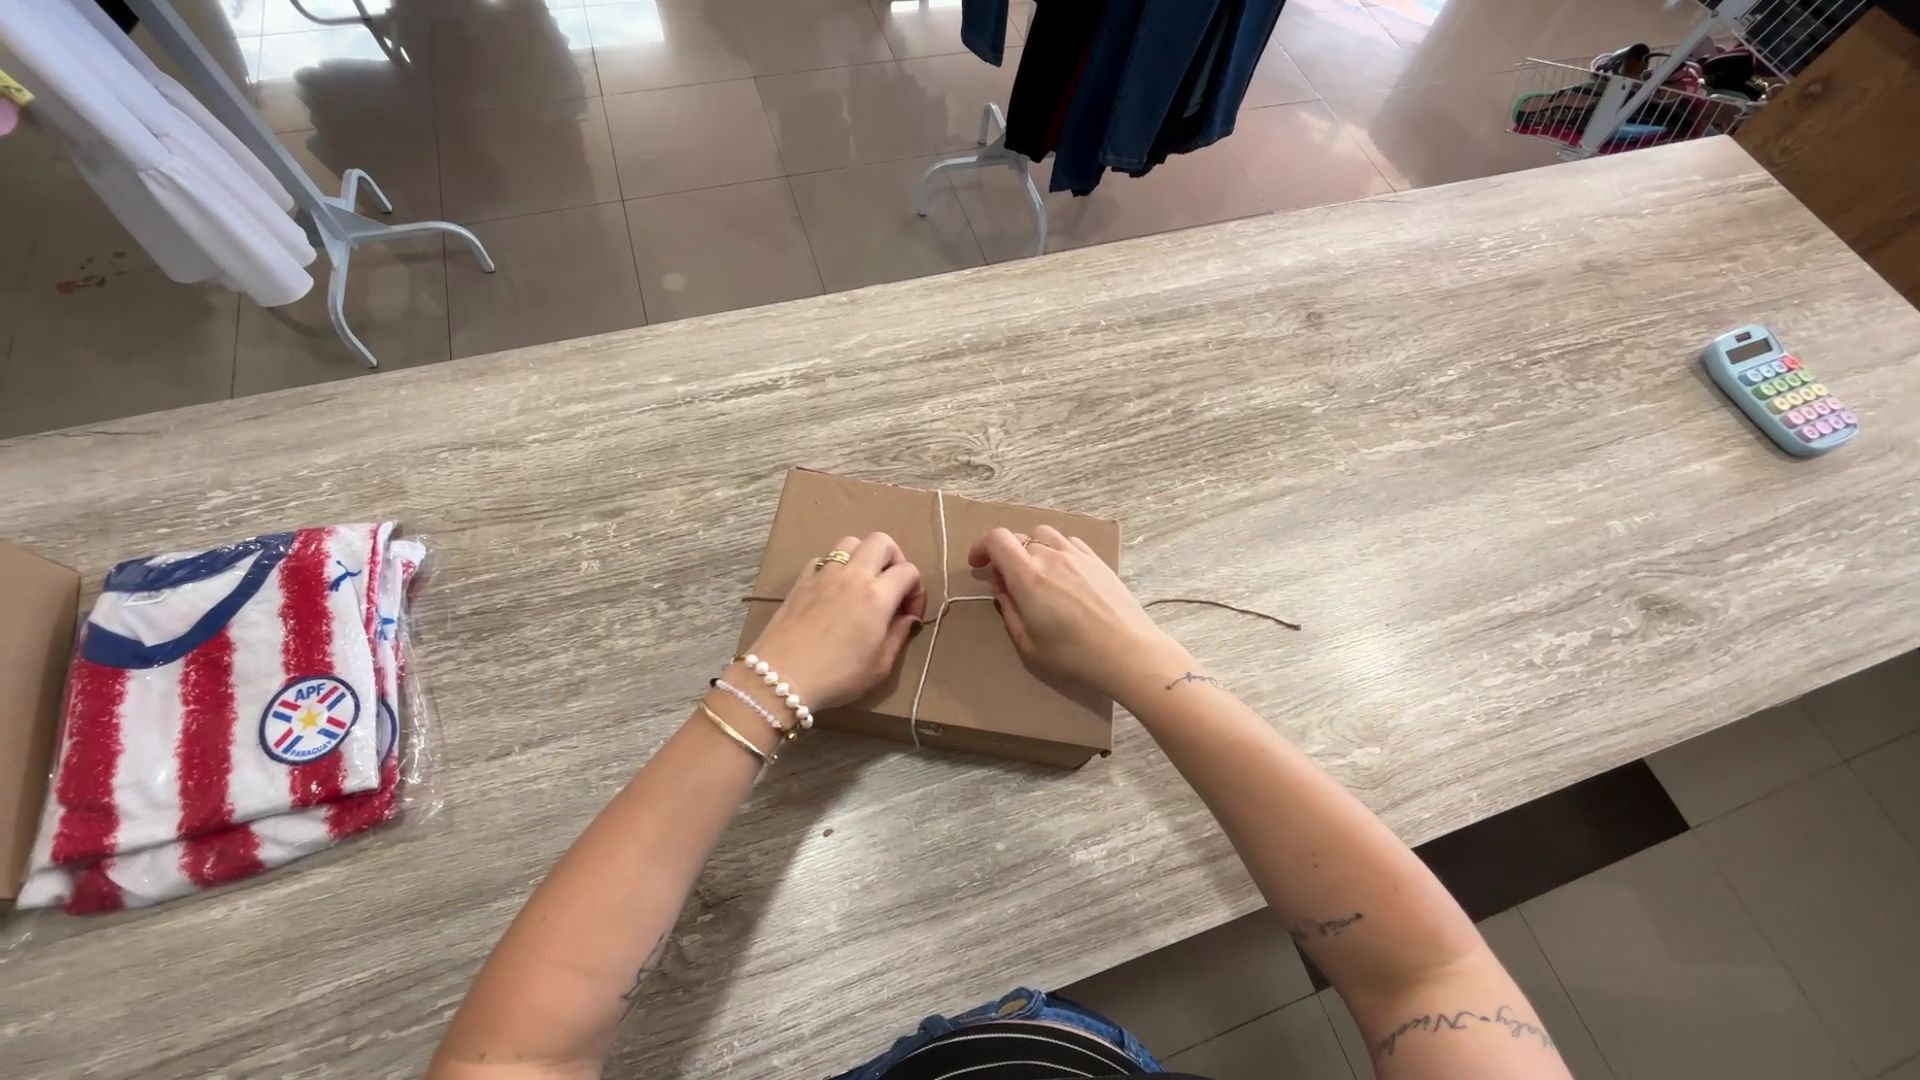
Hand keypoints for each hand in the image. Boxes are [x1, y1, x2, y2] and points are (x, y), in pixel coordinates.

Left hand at [747, 532, 925, 709]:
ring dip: (864, 556)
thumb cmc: (836, 676)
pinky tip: (834, 590)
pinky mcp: (802, 580)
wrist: (782, 676)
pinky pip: (824, 558)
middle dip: (895, 559)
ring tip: (863, 582)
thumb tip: (908, 619)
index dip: (916, 591)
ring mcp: (825, 574)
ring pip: (851, 542)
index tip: (909, 615)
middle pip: (882, 542)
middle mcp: (853, 575)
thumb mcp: (879, 666)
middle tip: (892, 586)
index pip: (909, 572)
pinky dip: (836, 566)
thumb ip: (898, 636)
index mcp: (877, 596)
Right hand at [967, 525, 1185, 702]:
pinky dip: (1056, 550)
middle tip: (1006, 581)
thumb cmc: (1074, 655)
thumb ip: (1009, 610)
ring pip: (1044, 534)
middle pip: (1019, 537)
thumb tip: (1002, 588)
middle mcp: (1051, 556)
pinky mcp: (1097, 560)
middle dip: (1005, 554)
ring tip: (1035, 573)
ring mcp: (1077, 555)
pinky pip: (1069, 542)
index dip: (982, 547)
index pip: (997, 539)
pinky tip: (1062, 573)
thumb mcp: (1028, 643)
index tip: (978, 564)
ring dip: (1032, 547)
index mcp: (1028, 576)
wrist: (1128, 653)